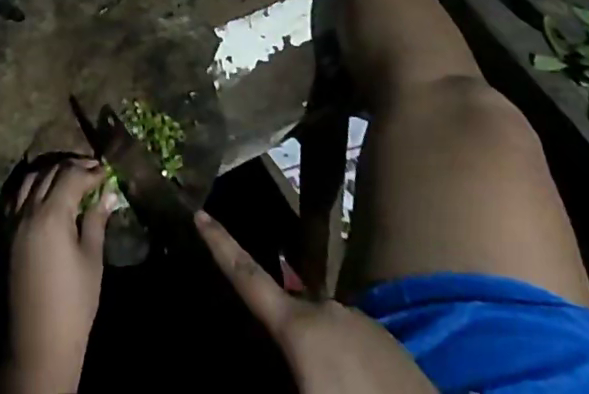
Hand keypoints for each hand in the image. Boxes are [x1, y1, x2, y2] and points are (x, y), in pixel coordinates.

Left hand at [0, 159, 116, 393]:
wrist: (37, 341)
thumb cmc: (73, 301)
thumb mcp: (91, 258)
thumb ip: (96, 220)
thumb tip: (108, 194)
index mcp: (51, 215)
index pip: (71, 176)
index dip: (90, 171)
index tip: (106, 171)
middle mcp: (28, 211)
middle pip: (49, 172)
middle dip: (72, 166)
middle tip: (92, 171)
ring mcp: (12, 222)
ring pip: (29, 179)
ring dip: (50, 172)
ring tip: (69, 177)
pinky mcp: (4, 234)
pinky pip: (15, 196)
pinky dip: (31, 186)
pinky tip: (43, 193)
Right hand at [194, 210, 437, 393]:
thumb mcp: (300, 392)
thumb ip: (273, 366)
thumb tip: (265, 350)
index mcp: (299, 328)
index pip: (247, 276)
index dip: (221, 245)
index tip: (200, 213)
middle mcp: (328, 312)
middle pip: (288, 314)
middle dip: (277, 334)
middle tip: (282, 369)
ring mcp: (361, 322)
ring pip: (321, 331)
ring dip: (312, 355)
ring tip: (319, 387)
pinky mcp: (388, 341)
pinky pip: (349, 344)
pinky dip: (341, 364)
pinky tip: (348, 390)